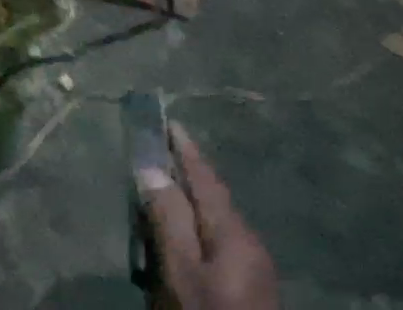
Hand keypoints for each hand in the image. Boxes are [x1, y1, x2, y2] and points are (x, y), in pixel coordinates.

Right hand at [139, 124, 279, 309]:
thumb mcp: (180, 268)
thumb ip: (167, 217)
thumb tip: (151, 167)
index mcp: (234, 233)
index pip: (206, 179)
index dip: (185, 149)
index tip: (168, 120)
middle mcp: (249, 241)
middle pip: (211, 196)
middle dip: (184, 171)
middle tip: (154, 147)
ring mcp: (252, 264)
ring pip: (213, 216)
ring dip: (186, 197)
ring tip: (157, 184)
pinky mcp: (247, 282)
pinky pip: (215, 236)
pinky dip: (192, 220)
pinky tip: (175, 227)